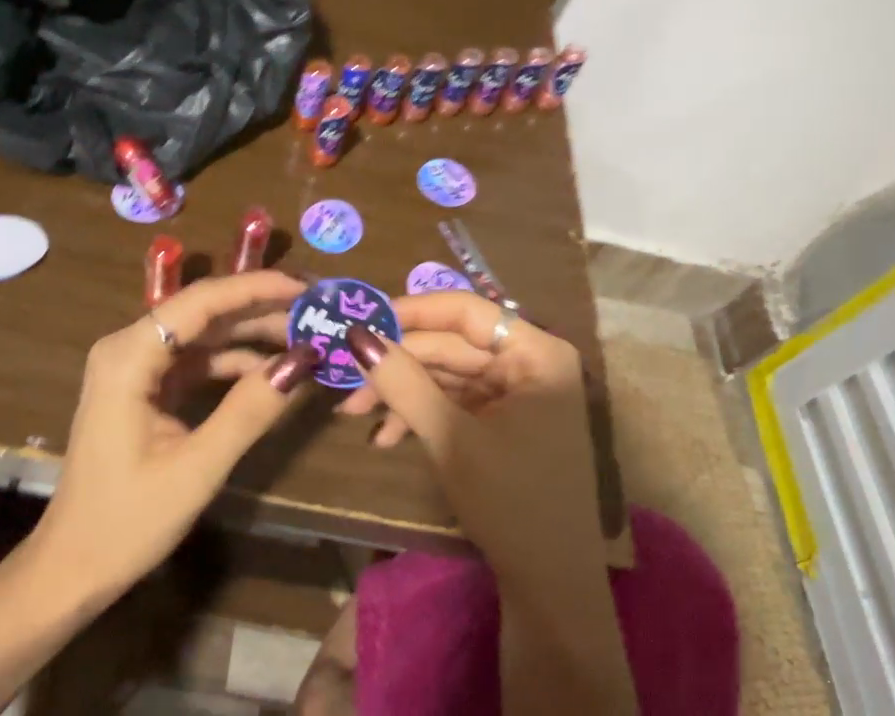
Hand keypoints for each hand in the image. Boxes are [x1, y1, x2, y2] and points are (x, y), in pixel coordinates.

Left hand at [32, 271, 319, 602]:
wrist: (73, 566)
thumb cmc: (128, 521)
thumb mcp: (198, 467)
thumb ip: (250, 410)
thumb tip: (305, 359)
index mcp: (129, 357)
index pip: (201, 301)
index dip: (257, 288)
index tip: (307, 288)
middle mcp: (127, 348)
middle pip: (203, 312)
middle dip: (261, 309)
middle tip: (317, 312)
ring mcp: (134, 368)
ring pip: (202, 335)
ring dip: (251, 336)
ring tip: (307, 337)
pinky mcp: (144, 389)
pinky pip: (194, 362)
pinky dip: (233, 364)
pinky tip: (272, 371)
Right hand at [345, 293, 606, 578]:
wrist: (550, 583)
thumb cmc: (511, 501)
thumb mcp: (451, 437)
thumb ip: (403, 382)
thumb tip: (355, 335)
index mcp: (537, 354)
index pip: (466, 311)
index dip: (411, 312)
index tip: (360, 320)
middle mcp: (531, 363)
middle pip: (452, 345)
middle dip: (397, 364)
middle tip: (344, 377)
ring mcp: (518, 394)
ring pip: (447, 374)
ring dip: (402, 392)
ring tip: (353, 413)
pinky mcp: (504, 421)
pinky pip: (455, 401)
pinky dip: (421, 414)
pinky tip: (385, 437)